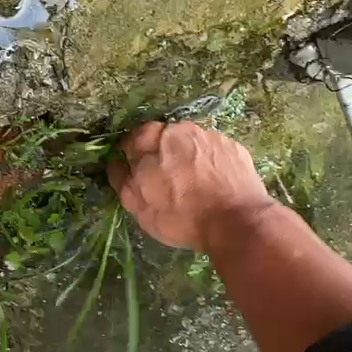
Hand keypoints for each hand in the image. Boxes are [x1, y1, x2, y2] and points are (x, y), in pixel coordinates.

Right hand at [107, 121, 274, 250]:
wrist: (236, 221)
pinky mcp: (232, 146)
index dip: (133, 156)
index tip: (139, 173)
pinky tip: (213, 183)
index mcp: (150, 140)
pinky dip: (209, 162)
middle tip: (167, 180)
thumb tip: (114, 162)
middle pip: (162, 137)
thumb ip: (121, 178)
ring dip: (186, 156)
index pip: (132, 139)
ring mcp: (208, 135)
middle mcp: (178, 129)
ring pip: (189, 142)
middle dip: (161, 154)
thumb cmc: (180, 216)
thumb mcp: (137, 205)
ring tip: (193, 182)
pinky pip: (212, 150)